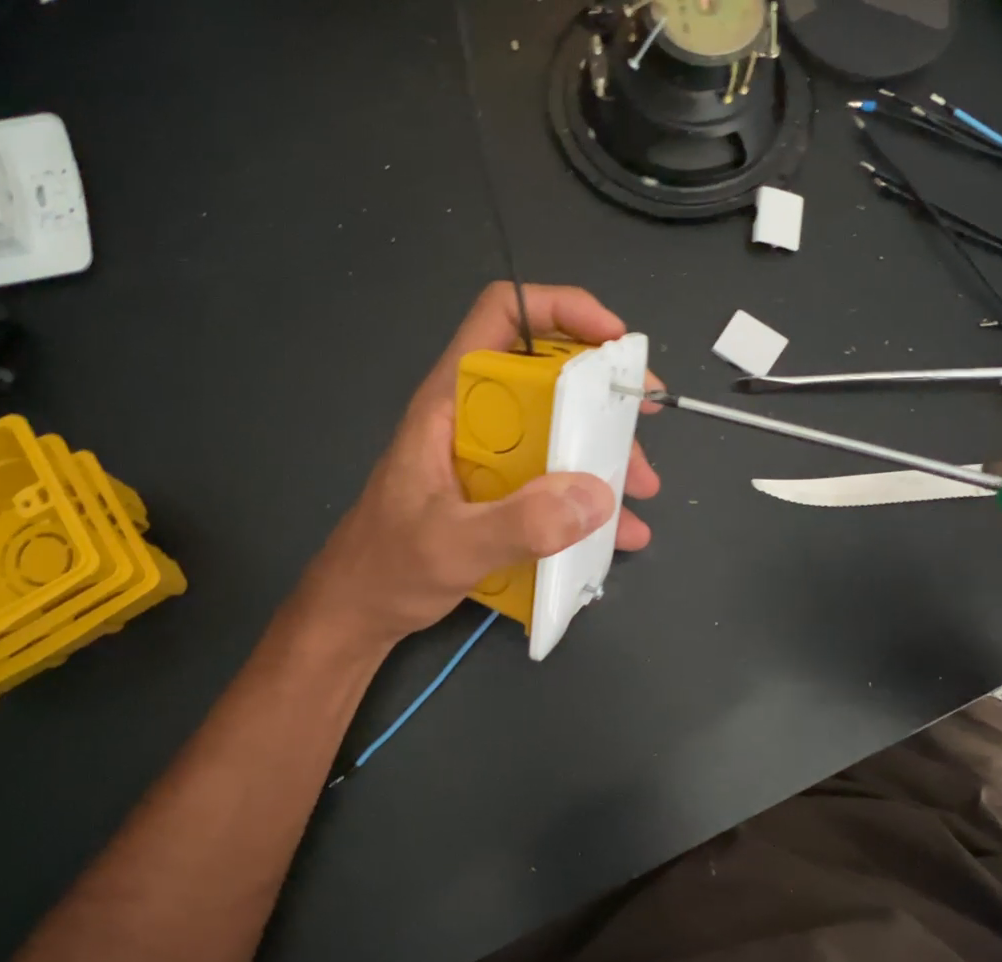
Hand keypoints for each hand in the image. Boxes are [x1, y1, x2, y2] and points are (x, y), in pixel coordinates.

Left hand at [300, 283, 662, 645]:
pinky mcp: (498, 493)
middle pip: (547, 373)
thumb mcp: (452, 546)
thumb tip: (597, 495)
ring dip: (604, 452)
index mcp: (451, 402)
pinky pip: (552, 480)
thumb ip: (519, 524)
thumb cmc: (386, 569)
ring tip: (644, 490)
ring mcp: (489, 456)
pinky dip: (588, 499)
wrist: (357, 611)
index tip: (615, 341)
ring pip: (558, 428)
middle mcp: (475, 418)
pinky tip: (620, 533)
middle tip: (644, 419)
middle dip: (602, 393)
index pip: (503, 317)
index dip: (562, 310)